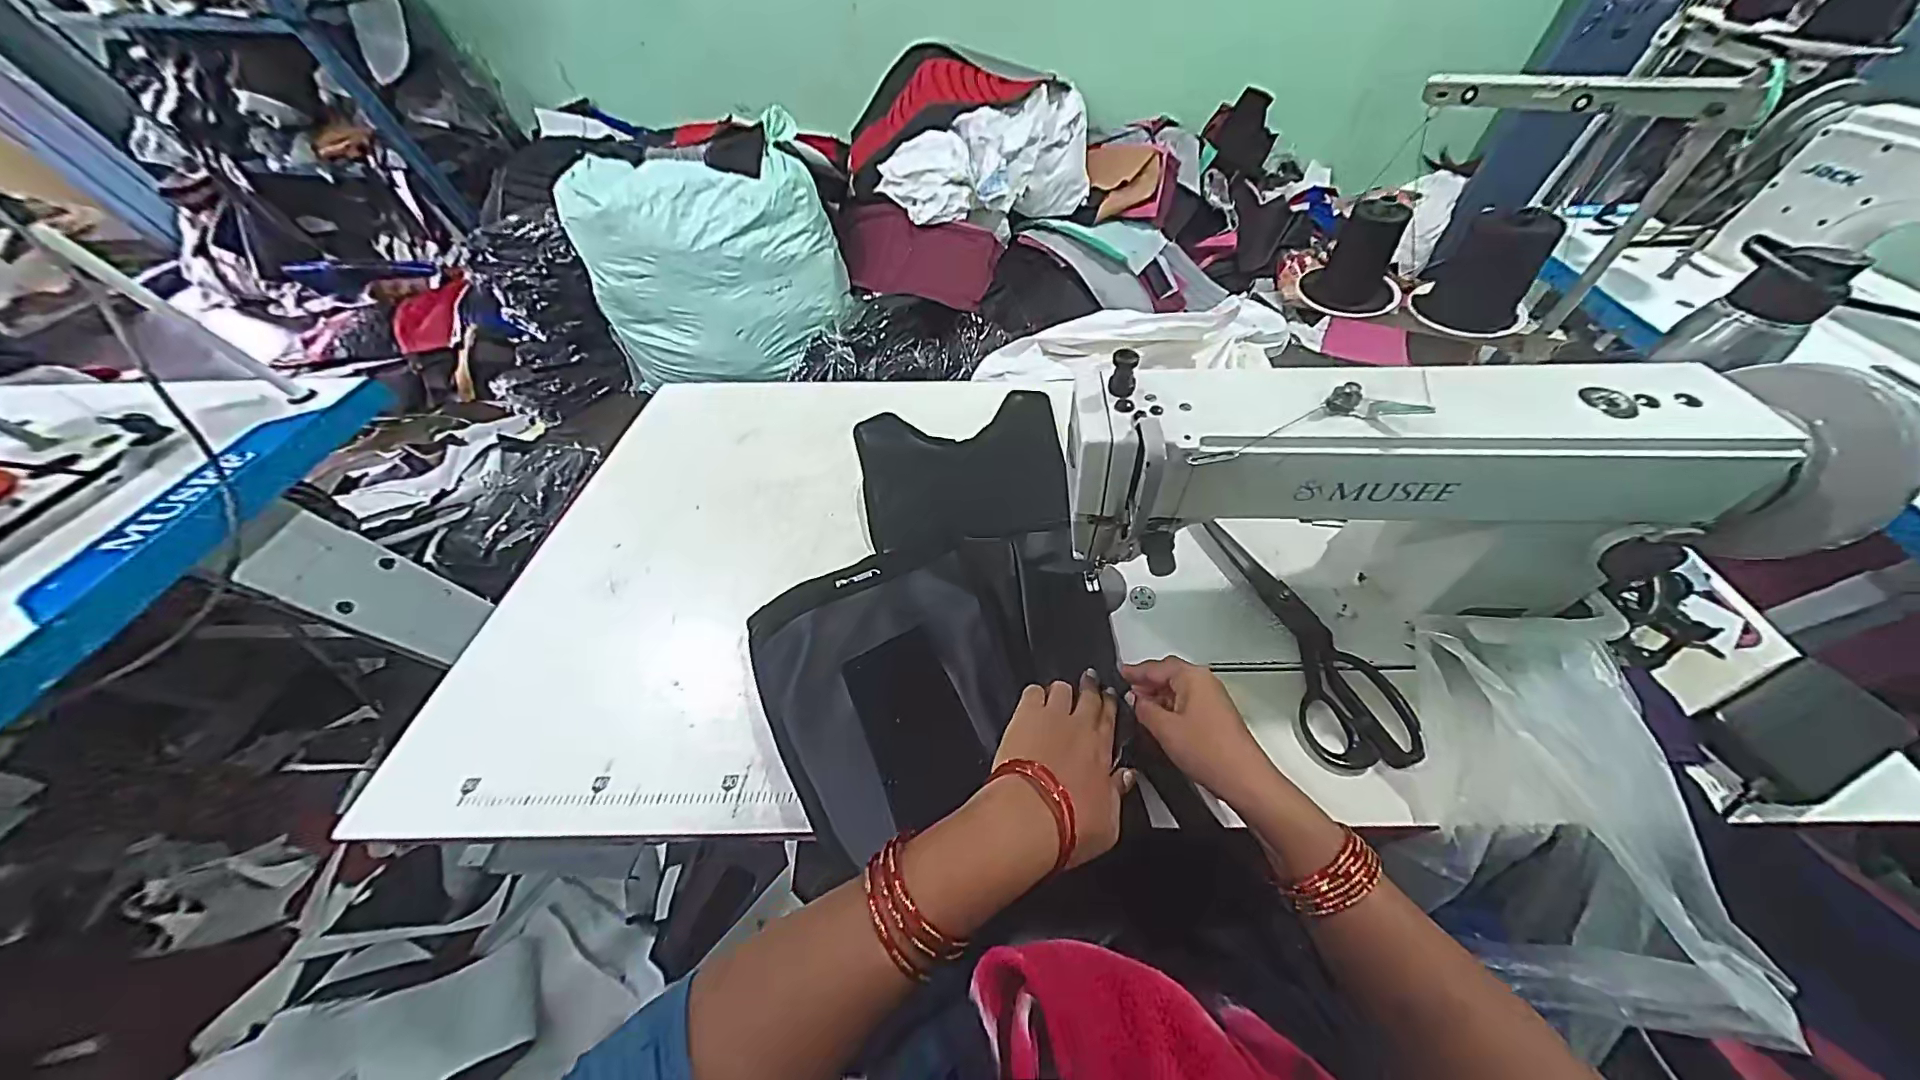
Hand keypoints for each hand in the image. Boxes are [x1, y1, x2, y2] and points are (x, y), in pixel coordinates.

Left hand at [990, 672, 1135, 868]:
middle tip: (1090, 684)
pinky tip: (1032, 700)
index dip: (1110, 705)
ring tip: (1060, 693)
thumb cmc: (1068, 823)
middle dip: (1091, 688)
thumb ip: (1118, 794)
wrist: (1031, 814)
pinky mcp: (1024, 715)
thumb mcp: (1108, 822)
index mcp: (1102, 750)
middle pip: (1090, 696)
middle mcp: (1080, 727)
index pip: (1111, 718)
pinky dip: (1034, 694)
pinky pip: (1033, 691)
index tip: (1109, 699)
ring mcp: (1052, 717)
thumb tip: (1125, 780)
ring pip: (1062, 688)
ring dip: (1062, 691)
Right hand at [1122, 656, 1277, 806]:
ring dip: (1159, 698)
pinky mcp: (1217, 716)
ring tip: (1141, 711)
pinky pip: (1188, 703)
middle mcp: (1206, 683)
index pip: (1156, 666)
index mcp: (1193, 677)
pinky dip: (1172, 709)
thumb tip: (1136, 701)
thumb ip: (1143, 709)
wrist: (1244, 779)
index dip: (1135, 671)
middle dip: (1147, 683)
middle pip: (1170, 674)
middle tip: (1128, 692)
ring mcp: (1214, 699)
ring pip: (1179, 690)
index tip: (1123, 673)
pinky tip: (1162, 723)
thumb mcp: (1164, 728)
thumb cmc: (1214, 753)